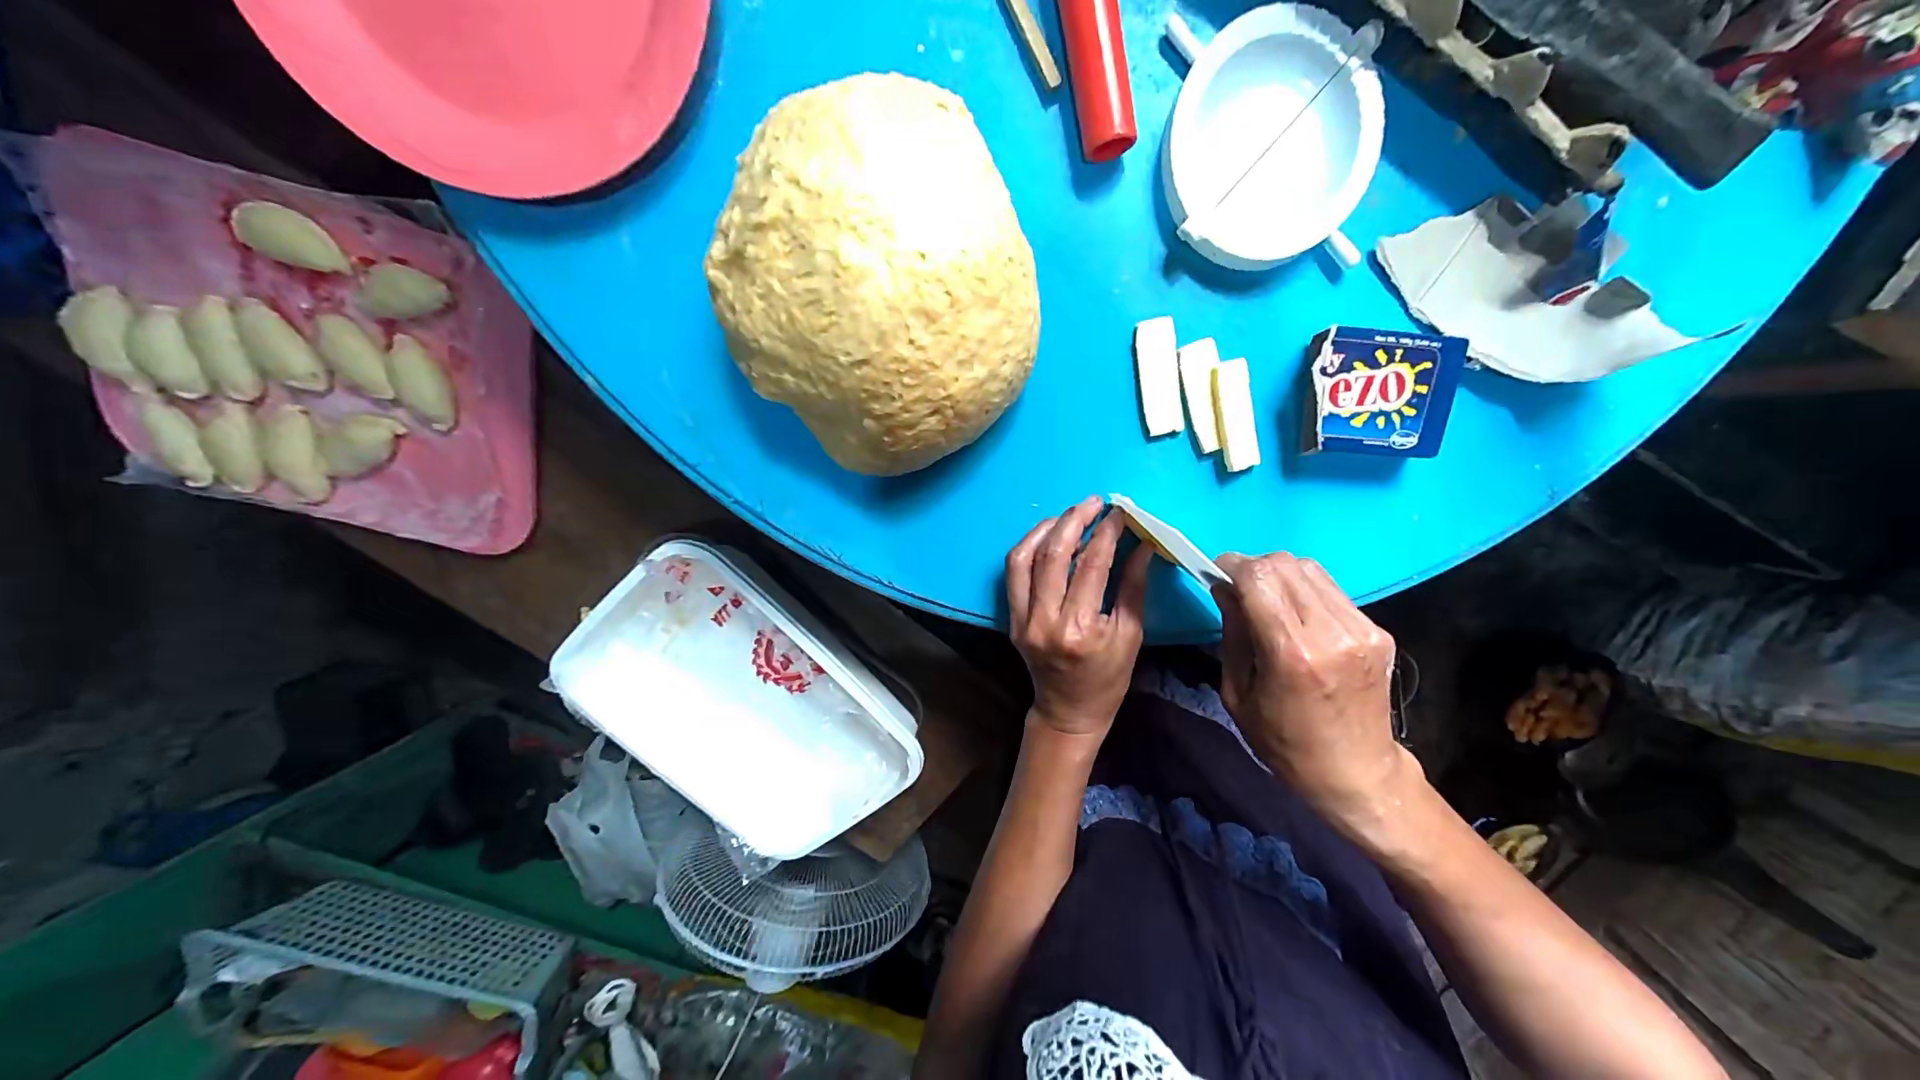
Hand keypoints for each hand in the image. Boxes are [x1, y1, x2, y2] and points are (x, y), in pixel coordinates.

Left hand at [1005, 496, 1152, 738]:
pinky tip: (1047, 534)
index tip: (1120, 513)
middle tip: (1094, 503)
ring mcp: (1022, 619)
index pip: (1092, 566)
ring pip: (1025, 558)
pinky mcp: (1010, 618)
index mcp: (1080, 629)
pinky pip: (1014, 573)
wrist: (1067, 711)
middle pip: (1054, 555)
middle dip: (1075, 521)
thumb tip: (1142, 544)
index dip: (1107, 533)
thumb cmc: (1108, 678)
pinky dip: (1028, 547)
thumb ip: (1133, 586)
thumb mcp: (1130, 635)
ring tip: (1070, 514)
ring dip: (1047, 528)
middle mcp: (1045, 620)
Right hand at [1212, 553, 1413, 830]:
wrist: (1356, 772)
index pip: (1259, 577)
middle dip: (1253, 567)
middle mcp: (1331, 632)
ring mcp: (1361, 629)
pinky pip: (1331, 590)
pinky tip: (1296, 616)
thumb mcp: (1238, 693)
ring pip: (1310, 568)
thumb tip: (1223, 588)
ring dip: (1280, 574)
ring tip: (1267, 599)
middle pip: (1285, 564)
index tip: (1216, 573)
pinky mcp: (1378, 631)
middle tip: (1238, 587)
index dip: (1232, 565)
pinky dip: (1305, 591)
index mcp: (1291, 653)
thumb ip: (1232, 633)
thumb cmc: (1284, 742)